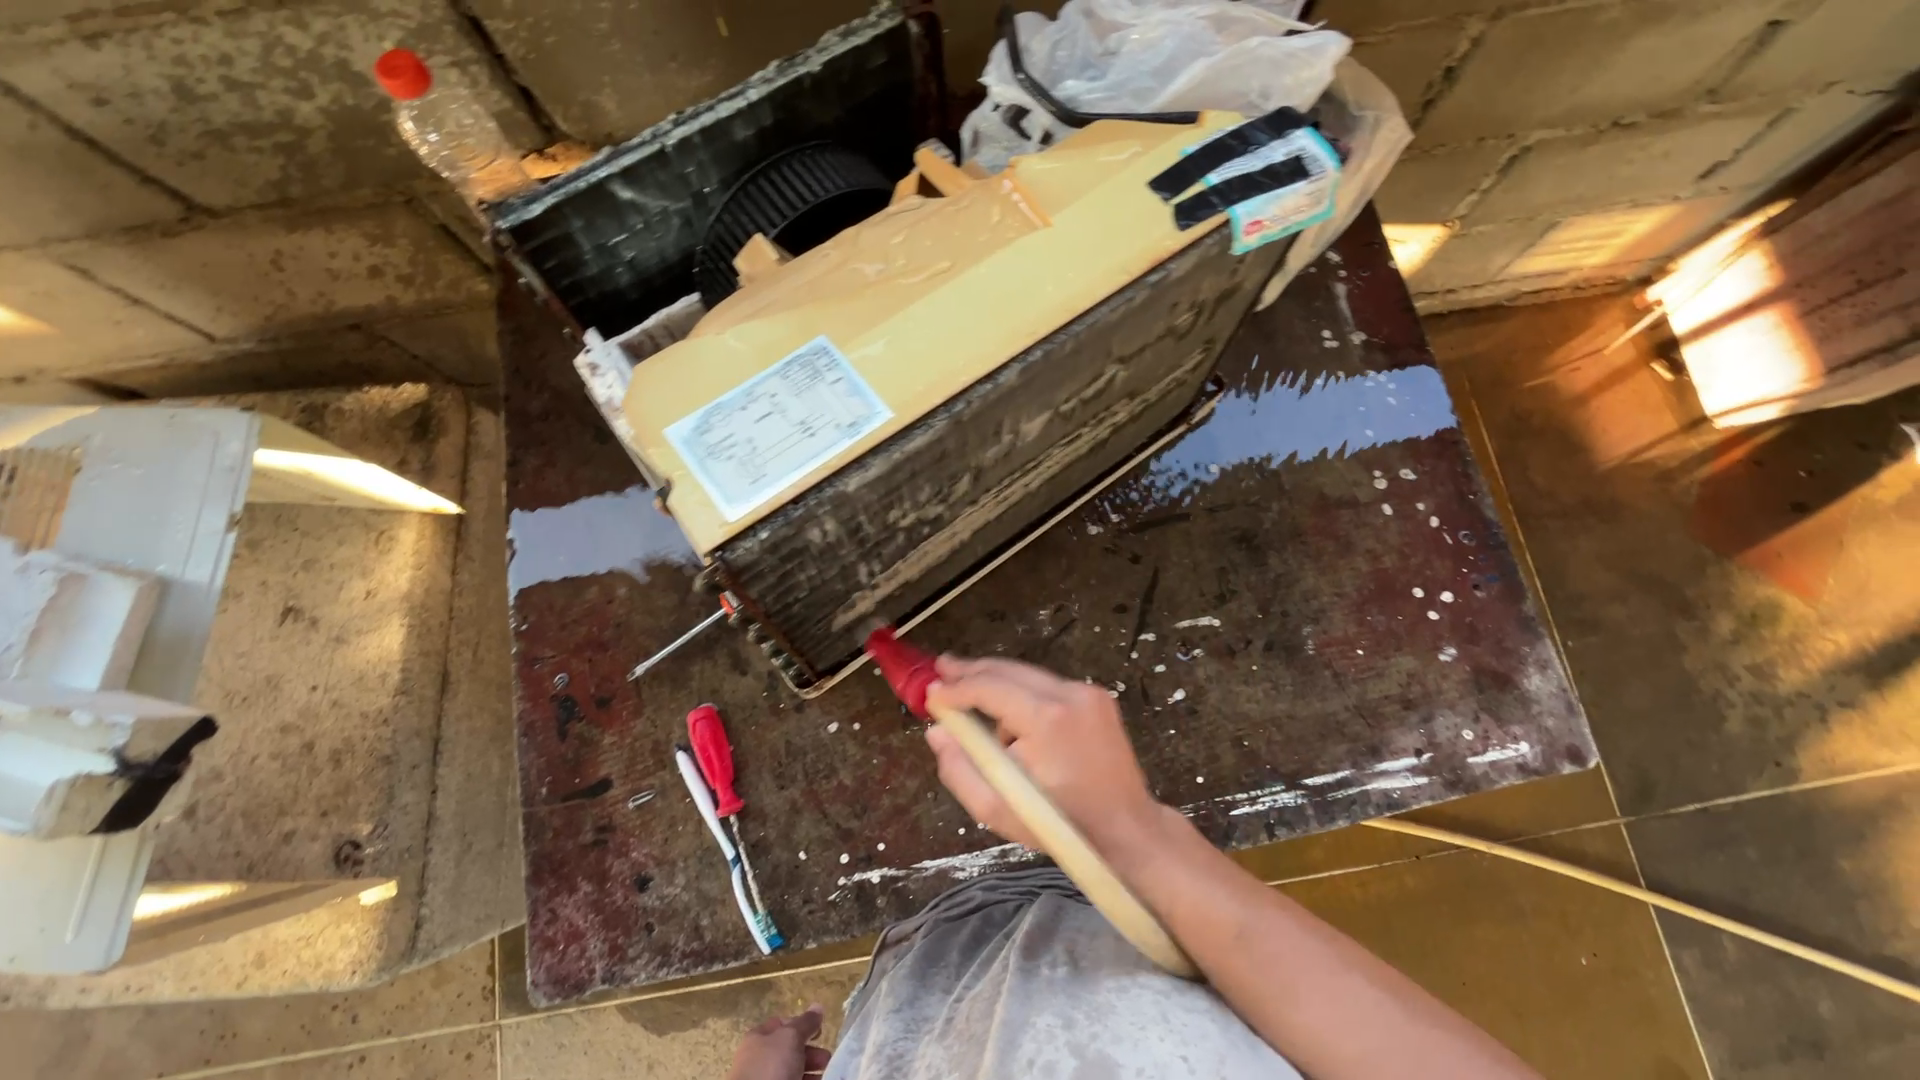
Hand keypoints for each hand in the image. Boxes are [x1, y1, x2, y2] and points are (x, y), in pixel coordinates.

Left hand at [725, 1004, 830, 1079]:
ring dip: (812, 1069)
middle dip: (811, 1051)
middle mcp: (760, 1058)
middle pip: (790, 1049)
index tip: (819, 1032)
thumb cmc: (770, 1067)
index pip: (782, 1024)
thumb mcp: (791, 1037)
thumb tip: (817, 1006)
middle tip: (826, 1057)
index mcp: (758, 1038)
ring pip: (792, 1070)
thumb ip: (805, 1022)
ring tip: (827, 1072)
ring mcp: (765, 1079)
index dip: (802, 1025)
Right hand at [924, 655, 1160, 852]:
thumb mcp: (997, 810)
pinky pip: (1047, 687)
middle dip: (972, 671)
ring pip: (1028, 676)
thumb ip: (958, 768)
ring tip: (969, 699)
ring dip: (997, 684)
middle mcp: (1070, 694)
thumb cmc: (1060, 824)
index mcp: (1047, 718)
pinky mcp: (1098, 699)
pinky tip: (1010, 718)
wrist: (1125, 828)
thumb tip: (937, 731)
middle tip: (941, 669)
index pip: (989, 688)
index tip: (930, 693)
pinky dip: (1023, 695)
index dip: (956, 688)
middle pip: (1009, 671)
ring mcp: (1088, 693)